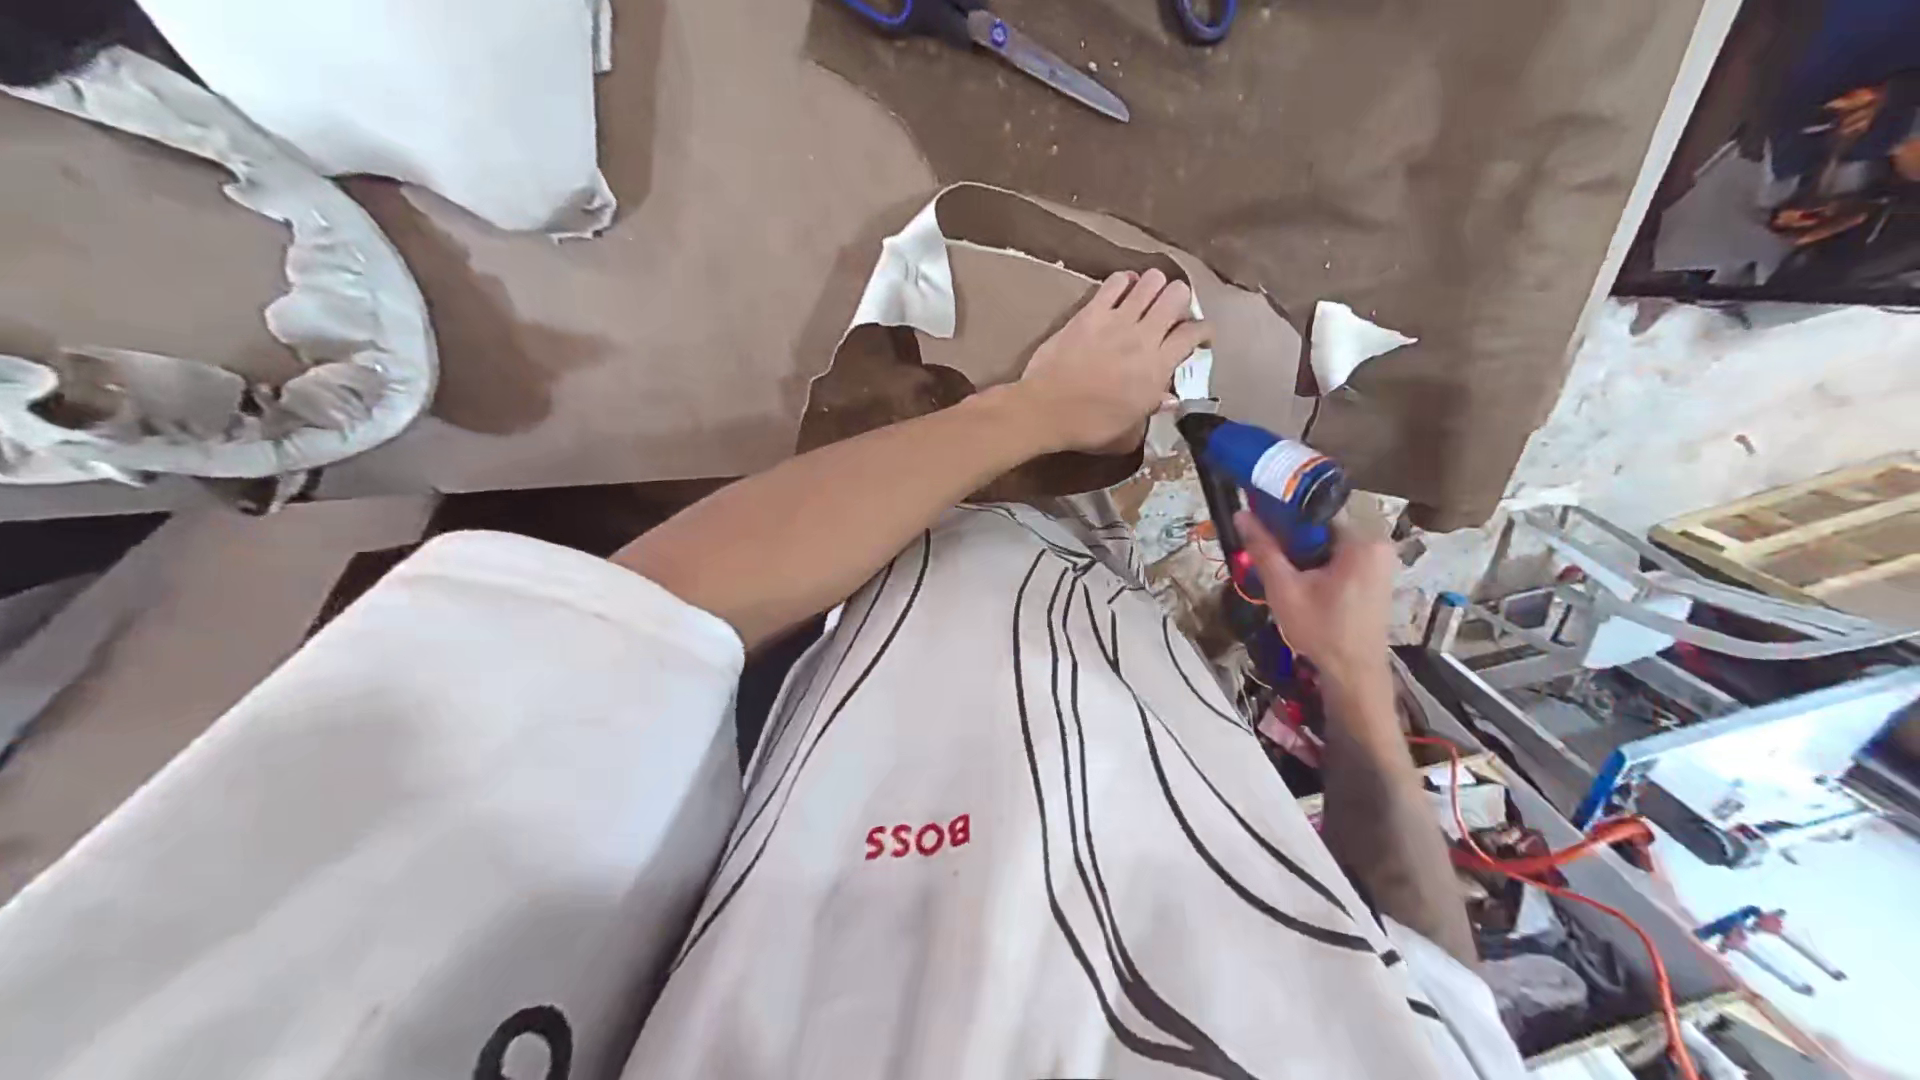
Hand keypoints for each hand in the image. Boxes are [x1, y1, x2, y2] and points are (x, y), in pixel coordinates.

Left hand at [1012, 269, 1210, 452]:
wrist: (1046, 411)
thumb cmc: (1089, 428)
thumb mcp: (1129, 432)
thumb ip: (1152, 412)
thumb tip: (1168, 399)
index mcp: (1158, 367)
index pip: (1194, 332)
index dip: (1203, 331)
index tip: (1199, 337)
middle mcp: (1144, 336)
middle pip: (1178, 295)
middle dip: (1180, 302)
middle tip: (1170, 316)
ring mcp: (1116, 320)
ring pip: (1151, 281)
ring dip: (1154, 288)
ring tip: (1147, 301)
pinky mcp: (1090, 312)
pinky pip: (1115, 281)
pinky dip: (1124, 282)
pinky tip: (1122, 292)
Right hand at [1236, 511, 1394, 692]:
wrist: (1353, 673)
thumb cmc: (1321, 629)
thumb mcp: (1284, 588)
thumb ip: (1263, 548)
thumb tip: (1240, 514)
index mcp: (1362, 540)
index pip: (1315, 509)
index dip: (1282, 511)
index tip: (1256, 515)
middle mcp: (1378, 543)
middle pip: (1322, 524)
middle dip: (1291, 535)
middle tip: (1262, 546)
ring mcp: (1379, 560)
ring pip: (1328, 541)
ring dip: (1301, 549)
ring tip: (1276, 564)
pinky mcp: (1375, 575)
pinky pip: (1339, 555)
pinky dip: (1316, 561)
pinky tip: (1297, 577)